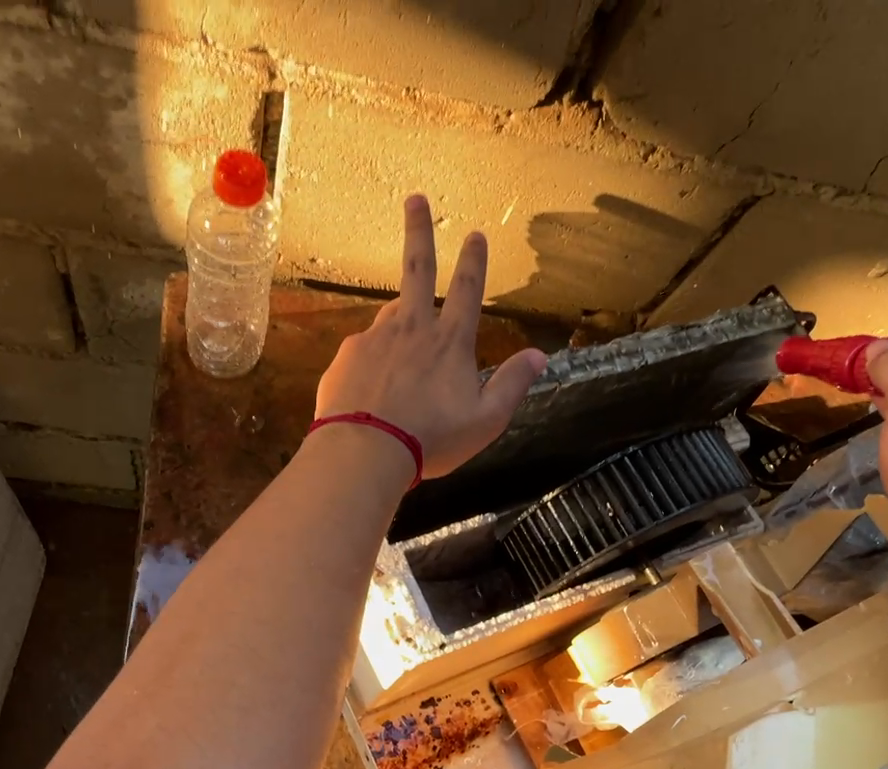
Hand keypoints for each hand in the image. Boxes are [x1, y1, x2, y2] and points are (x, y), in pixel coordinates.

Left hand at [313, 194, 547, 478]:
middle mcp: (412, 328)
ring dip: (399, 318)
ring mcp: (375, 338)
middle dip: (419, 231)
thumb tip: (540, 356)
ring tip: (401, 346)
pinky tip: (371, 384)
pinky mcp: (347, 355)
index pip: (467, 290)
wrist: (366, 451)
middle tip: (415, 199)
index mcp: (450, 342)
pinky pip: (363, 350)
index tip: (474, 234)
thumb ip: (512, 385)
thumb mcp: (486, 420)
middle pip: (416, 270)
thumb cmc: (432, 440)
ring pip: (390, 315)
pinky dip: (372, 360)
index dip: (474, 261)